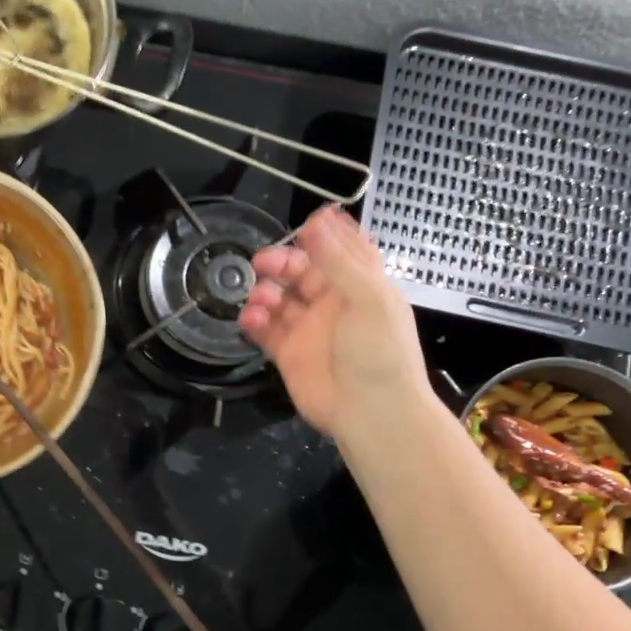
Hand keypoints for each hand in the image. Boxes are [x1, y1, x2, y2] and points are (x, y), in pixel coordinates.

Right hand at [241, 205, 431, 435]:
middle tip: (261, 262)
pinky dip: (254, 321)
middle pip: (301, 273)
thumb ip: (337, 260)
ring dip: (264, 293)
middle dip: (281, 263)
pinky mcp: (286, 354)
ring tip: (258, 298)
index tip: (303, 224)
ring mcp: (308, 329)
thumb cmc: (380, 351)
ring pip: (278, 300)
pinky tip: (250, 319)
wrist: (370, 410)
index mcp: (361, 286)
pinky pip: (264, 330)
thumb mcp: (367, 297)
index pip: (340, 251)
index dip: (323, 237)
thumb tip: (316, 220)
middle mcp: (333, 304)